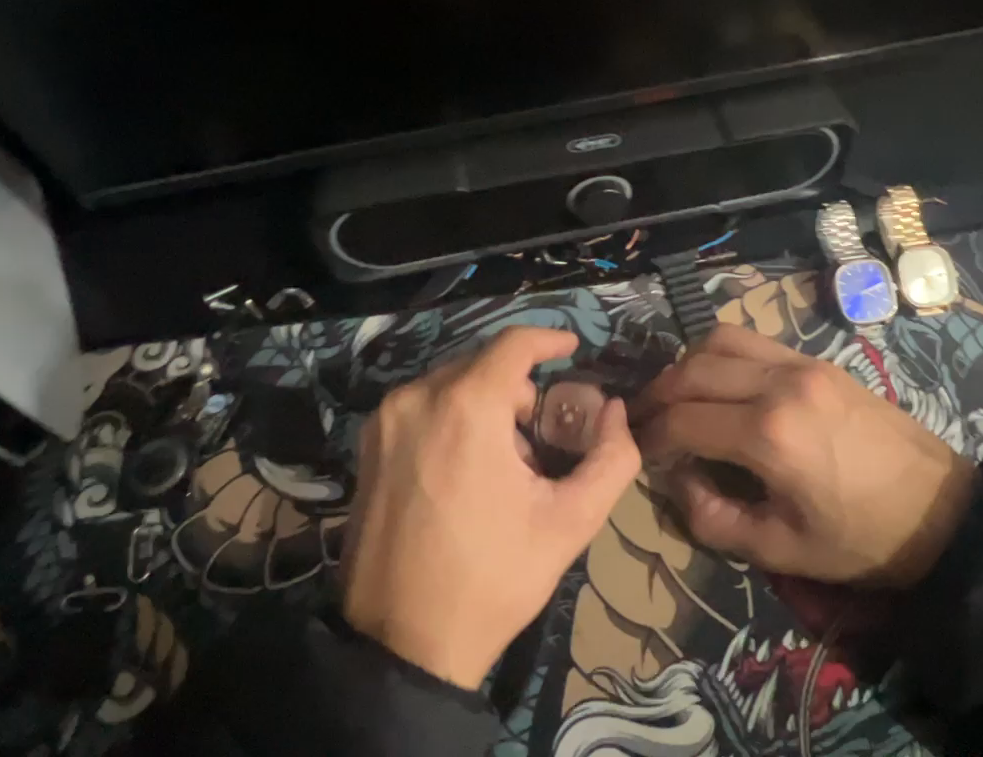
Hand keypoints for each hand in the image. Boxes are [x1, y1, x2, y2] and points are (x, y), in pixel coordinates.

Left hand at [341, 327, 640, 688]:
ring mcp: (385, 422)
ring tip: (508, 463)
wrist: (402, 644)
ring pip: (452, 385)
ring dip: (488, 405)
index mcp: (465, 407)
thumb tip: (614, 411)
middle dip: (521, 388)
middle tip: (546, 432)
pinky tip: (468, 470)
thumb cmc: (493, 577)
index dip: (549, 338)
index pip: (513, 344)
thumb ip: (612, 457)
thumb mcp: (571, 521)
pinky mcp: (367, 446)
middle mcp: (417, 399)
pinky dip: (455, 419)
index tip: (573, 348)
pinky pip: (424, 408)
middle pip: (483, 365)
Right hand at [634, 325, 974, 587]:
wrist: (942, 509)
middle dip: (657, 395)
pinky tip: (719, 383)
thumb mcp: (780, 548)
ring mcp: (802, 364)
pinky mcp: (818, 360)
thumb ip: (712, 517)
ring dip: (687, 365)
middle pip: (693, 370)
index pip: (682, 419)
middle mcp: (779, 383)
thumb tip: (677, 478)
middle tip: (642, 422)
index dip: (650, 436)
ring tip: (676, 397)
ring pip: (720, 339)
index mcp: (769, 434)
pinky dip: (721, 354)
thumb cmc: (861, 539)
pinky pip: (754, 340)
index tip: (637, 453)